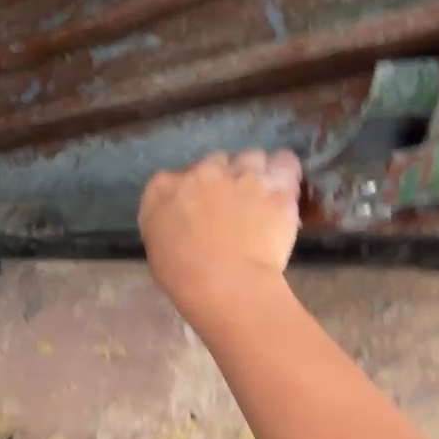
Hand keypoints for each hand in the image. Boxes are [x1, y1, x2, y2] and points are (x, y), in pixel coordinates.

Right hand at [140, 149, 302, 315]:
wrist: (224, 281)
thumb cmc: (179, 269)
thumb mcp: (153, 237)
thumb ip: (164, 213)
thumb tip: (178, 208)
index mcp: (165, 187)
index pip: (175, 175)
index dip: (187, 188)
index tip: (192, 204)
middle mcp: (204, 174)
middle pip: (215, 161)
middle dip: (220, 175)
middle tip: (225, 198)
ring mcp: (244, 179)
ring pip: (252, 156)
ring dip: (252, 169)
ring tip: (258, 187)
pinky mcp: (279, 190)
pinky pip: (285, 166)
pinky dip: (284, 170)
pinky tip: (284, 179)